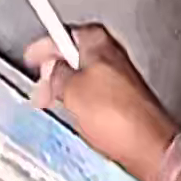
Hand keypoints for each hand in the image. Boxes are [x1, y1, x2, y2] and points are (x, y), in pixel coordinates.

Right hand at [25, 24, 180, 180]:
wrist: (149, 147)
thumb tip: (50, 70)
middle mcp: (110, 50)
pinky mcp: (125, 96)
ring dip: (67, 88)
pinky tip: (78, 114)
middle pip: (72, 54)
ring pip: (83, 75)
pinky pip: (95, 91)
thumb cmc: (117, 114)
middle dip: (54, 71)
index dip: (42, 47)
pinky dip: (82, 100)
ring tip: (56, 104)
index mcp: (96, 38)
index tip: (31, 55)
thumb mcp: (70, 90)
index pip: (60, 33)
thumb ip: (54, 74)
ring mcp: (119, 73)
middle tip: (40, 86)